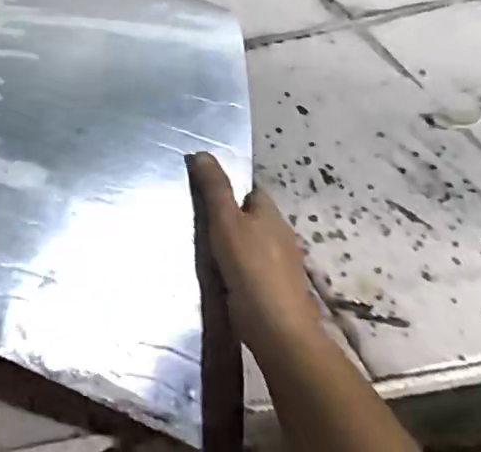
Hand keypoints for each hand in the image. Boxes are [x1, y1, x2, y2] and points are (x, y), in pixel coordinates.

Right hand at [187, 151, 323, 348]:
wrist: (277, 328)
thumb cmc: (249, 266)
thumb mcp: (224, 219)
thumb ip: (214, 187)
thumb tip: (203, 153)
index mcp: (271, 212)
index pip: (250, 189)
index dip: (229, 187)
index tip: (204, 191)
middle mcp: (280, 234)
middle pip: (252, 216)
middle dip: (230, 216)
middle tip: (198, 218)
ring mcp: (281, 263)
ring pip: (252, 243)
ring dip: (234, 243)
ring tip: (204, 245)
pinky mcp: (275, 288)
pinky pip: (252, 267)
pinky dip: (238, 266)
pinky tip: (220, 273)